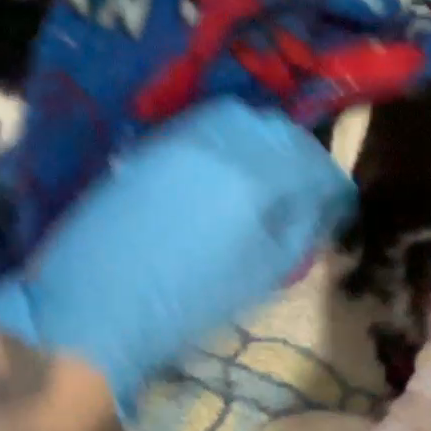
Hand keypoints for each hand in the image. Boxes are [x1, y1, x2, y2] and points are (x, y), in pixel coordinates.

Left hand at [0, 99, 354, 414]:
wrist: (94, 311)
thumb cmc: (187, 303)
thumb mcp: (262, 274)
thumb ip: (300, 231)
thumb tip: (321, 207)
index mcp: (257, 181)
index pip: (313, 167)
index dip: (332, 186)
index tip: (337, 203)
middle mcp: (223, 146)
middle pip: (280, 132)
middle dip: (302, 156)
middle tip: (306, 186)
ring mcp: (183, 140)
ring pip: (242, 119)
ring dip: (265, 140)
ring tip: (268, 173)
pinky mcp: (153, 146)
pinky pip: (206, 126)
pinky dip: (230, 139)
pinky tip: (229, 168)